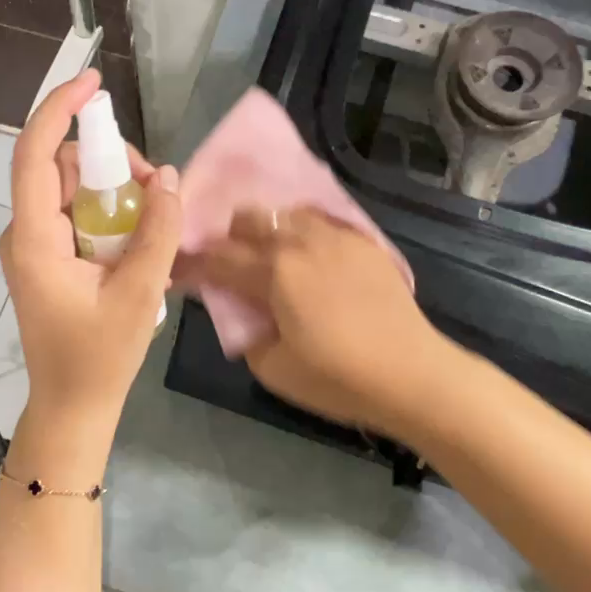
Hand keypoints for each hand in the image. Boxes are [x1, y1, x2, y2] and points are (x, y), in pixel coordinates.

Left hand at [0, 70, 181, 430]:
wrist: (73, 406)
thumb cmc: (99, 358)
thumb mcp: (139, 295)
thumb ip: (158, 232)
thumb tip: (170, 179)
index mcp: (33, 240)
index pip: (34, 155)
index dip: (60, 111)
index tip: (94, 85)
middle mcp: (25, 233)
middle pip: (61, 167)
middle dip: (111, 162)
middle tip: (157, 190)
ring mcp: (34, 244)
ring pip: (72, 188)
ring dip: (116, 189)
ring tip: (156, 220)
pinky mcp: (48, 255)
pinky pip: (77, 213)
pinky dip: (110, 212)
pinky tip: (141, 238)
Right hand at [191, 207, 455, 437]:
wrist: (413, 375)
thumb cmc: (338, 378)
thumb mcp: (273, 368)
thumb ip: (246, 331)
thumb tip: (241, 311)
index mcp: (274, 270)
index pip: (217, 258)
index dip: (191, 263)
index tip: (178, 270)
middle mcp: (301, 241)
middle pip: (249, 218)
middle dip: (229, 237)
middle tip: (227, 265)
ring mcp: (337, 236)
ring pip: (286, 213)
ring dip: (268, 229)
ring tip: (268, 256)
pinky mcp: (364, 242)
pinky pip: (322, 221)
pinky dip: (303, 231)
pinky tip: (307, 255)